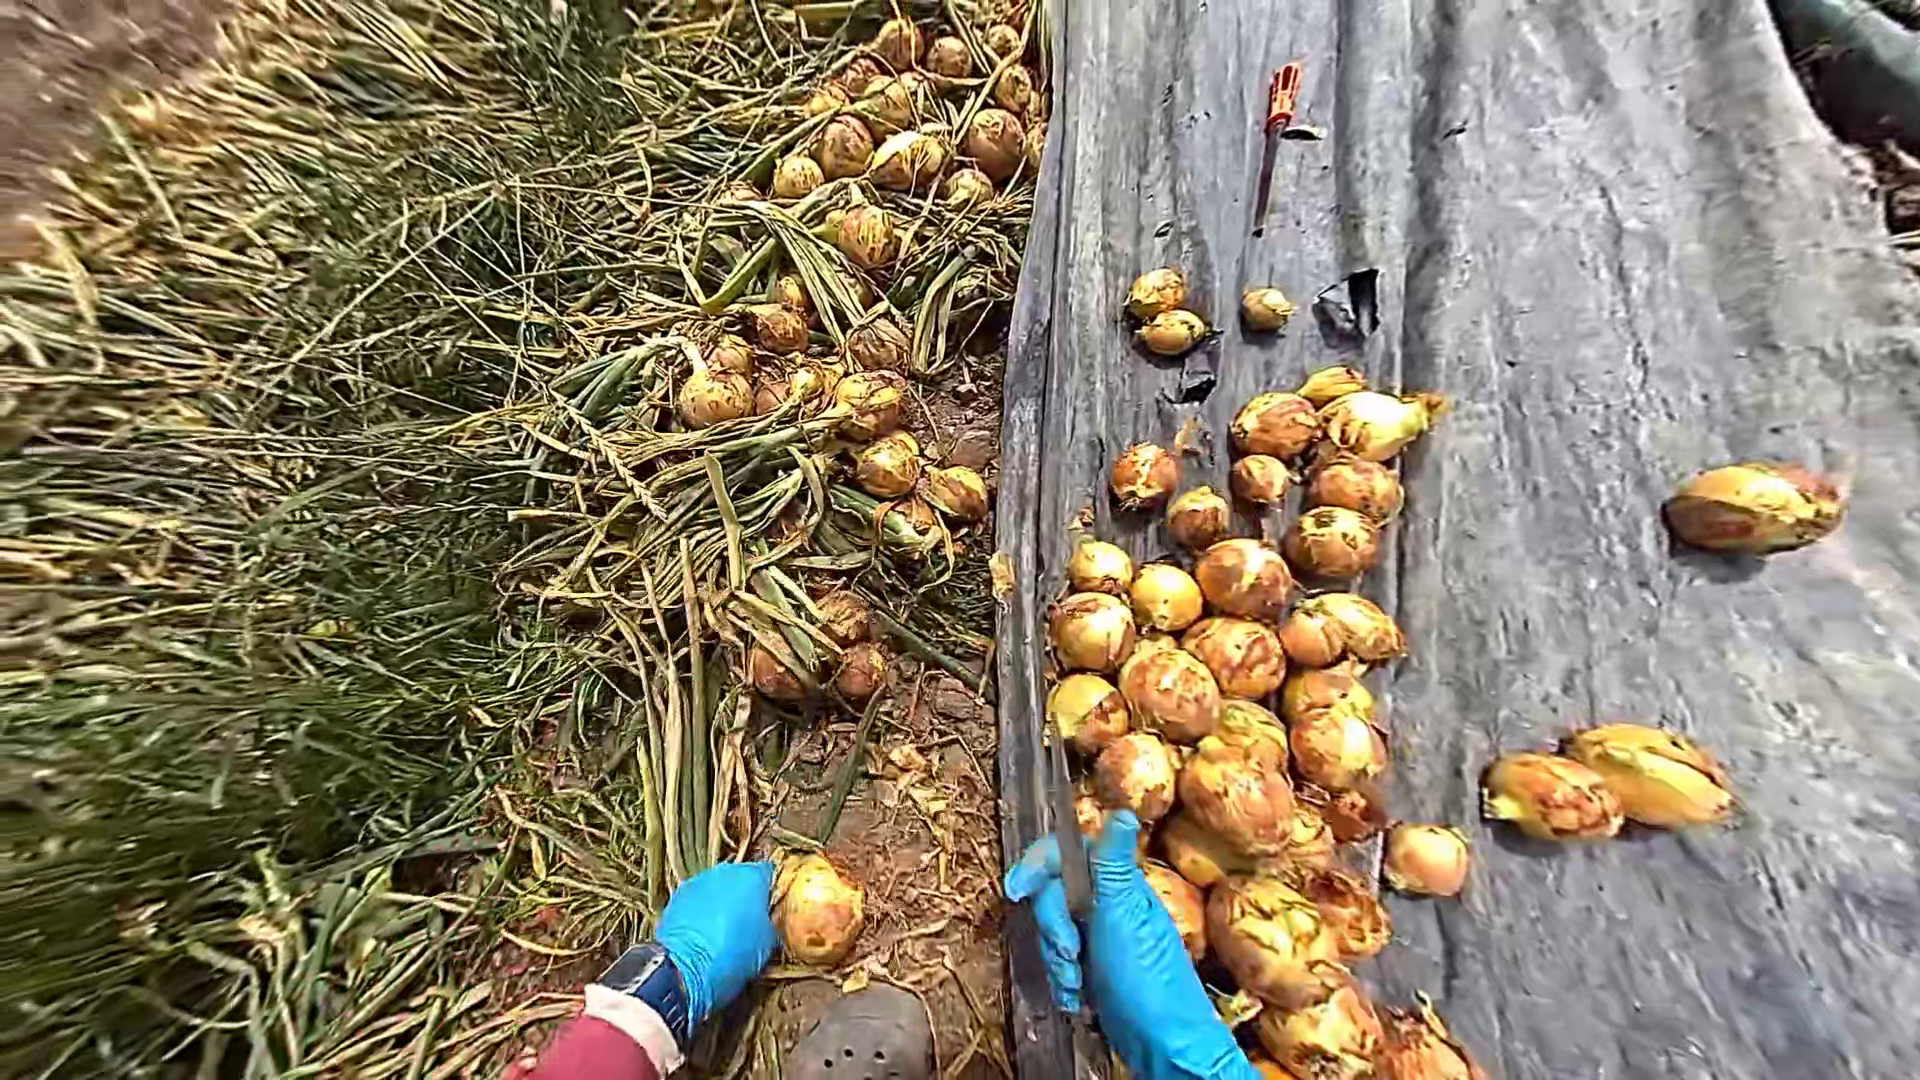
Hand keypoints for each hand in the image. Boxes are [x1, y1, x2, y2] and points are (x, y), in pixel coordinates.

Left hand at [654, 861, 776, 1026]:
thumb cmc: (731, 956)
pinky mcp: (676, 896)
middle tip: (745, 923)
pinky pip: (695, 900)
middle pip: (742, 878)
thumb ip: (771, 922)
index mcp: (753, 876)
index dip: (770, 892)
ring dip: (720, 903)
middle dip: (744, 896)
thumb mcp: (766, 945)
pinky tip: (699, 937)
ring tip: (719, 933)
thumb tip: (767, 921)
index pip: (770, 874)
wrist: (680, 972)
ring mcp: (699, 881)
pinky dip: (699, 913)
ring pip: (717, 888)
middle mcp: (727, 870)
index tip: (769, 910)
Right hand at [1005, 812, 1257, 1079]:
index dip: (1035, 865)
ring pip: (1050, 929)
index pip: (1062, 852)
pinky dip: (1062, 981)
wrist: (1165, 1050)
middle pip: (1050, 892)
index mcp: (1112, 879)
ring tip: (1079, 985)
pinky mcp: (1088, 964)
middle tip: (1072, 954)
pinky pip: (1056, 959)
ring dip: (1057, 960)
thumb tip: (1122, 810)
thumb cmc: (1147, 977)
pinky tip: (1080, 999)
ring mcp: (1095, 933)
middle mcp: (1102, 899)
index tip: (1015, 889)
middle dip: (1053, 927)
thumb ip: (1114, 862)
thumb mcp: (1125, 913)